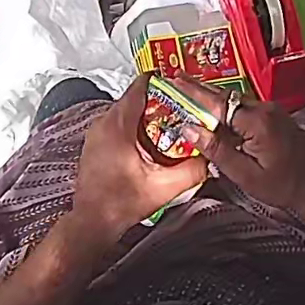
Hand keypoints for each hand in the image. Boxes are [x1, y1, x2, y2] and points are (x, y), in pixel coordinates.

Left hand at [68, 77, 209, 243]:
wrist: (93, 221)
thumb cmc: (121, 203)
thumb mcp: (164, 187)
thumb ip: (192, 170)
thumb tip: (211, 157)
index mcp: (117, 125)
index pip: (140, 87)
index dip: (162, 82)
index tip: (181, 86)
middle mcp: (103, 123)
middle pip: (136, 99)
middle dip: (161, 102)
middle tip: (184, 111)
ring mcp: (96, 132)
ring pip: (127, 112)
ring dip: (149, 116)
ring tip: (172, 128)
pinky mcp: (96, 143)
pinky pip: (118, 124)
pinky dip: (136, 128)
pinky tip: (152, 144)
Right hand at [175, 81, 304, 211]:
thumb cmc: (284, 186)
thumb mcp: (245, 174)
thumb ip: (216, 149)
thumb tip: (188, 129)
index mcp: (257, 121)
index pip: (216, 103)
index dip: (193, 92)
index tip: (174, 81)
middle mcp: (264, 109)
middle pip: (224, 96)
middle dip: (199, 89)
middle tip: (175, 81)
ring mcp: (271, 111)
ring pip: (234, 101)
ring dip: (211, 99)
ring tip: (188, 94)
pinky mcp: (274, 117)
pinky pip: (244, 108)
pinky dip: (225, 108)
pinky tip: (213, 113)